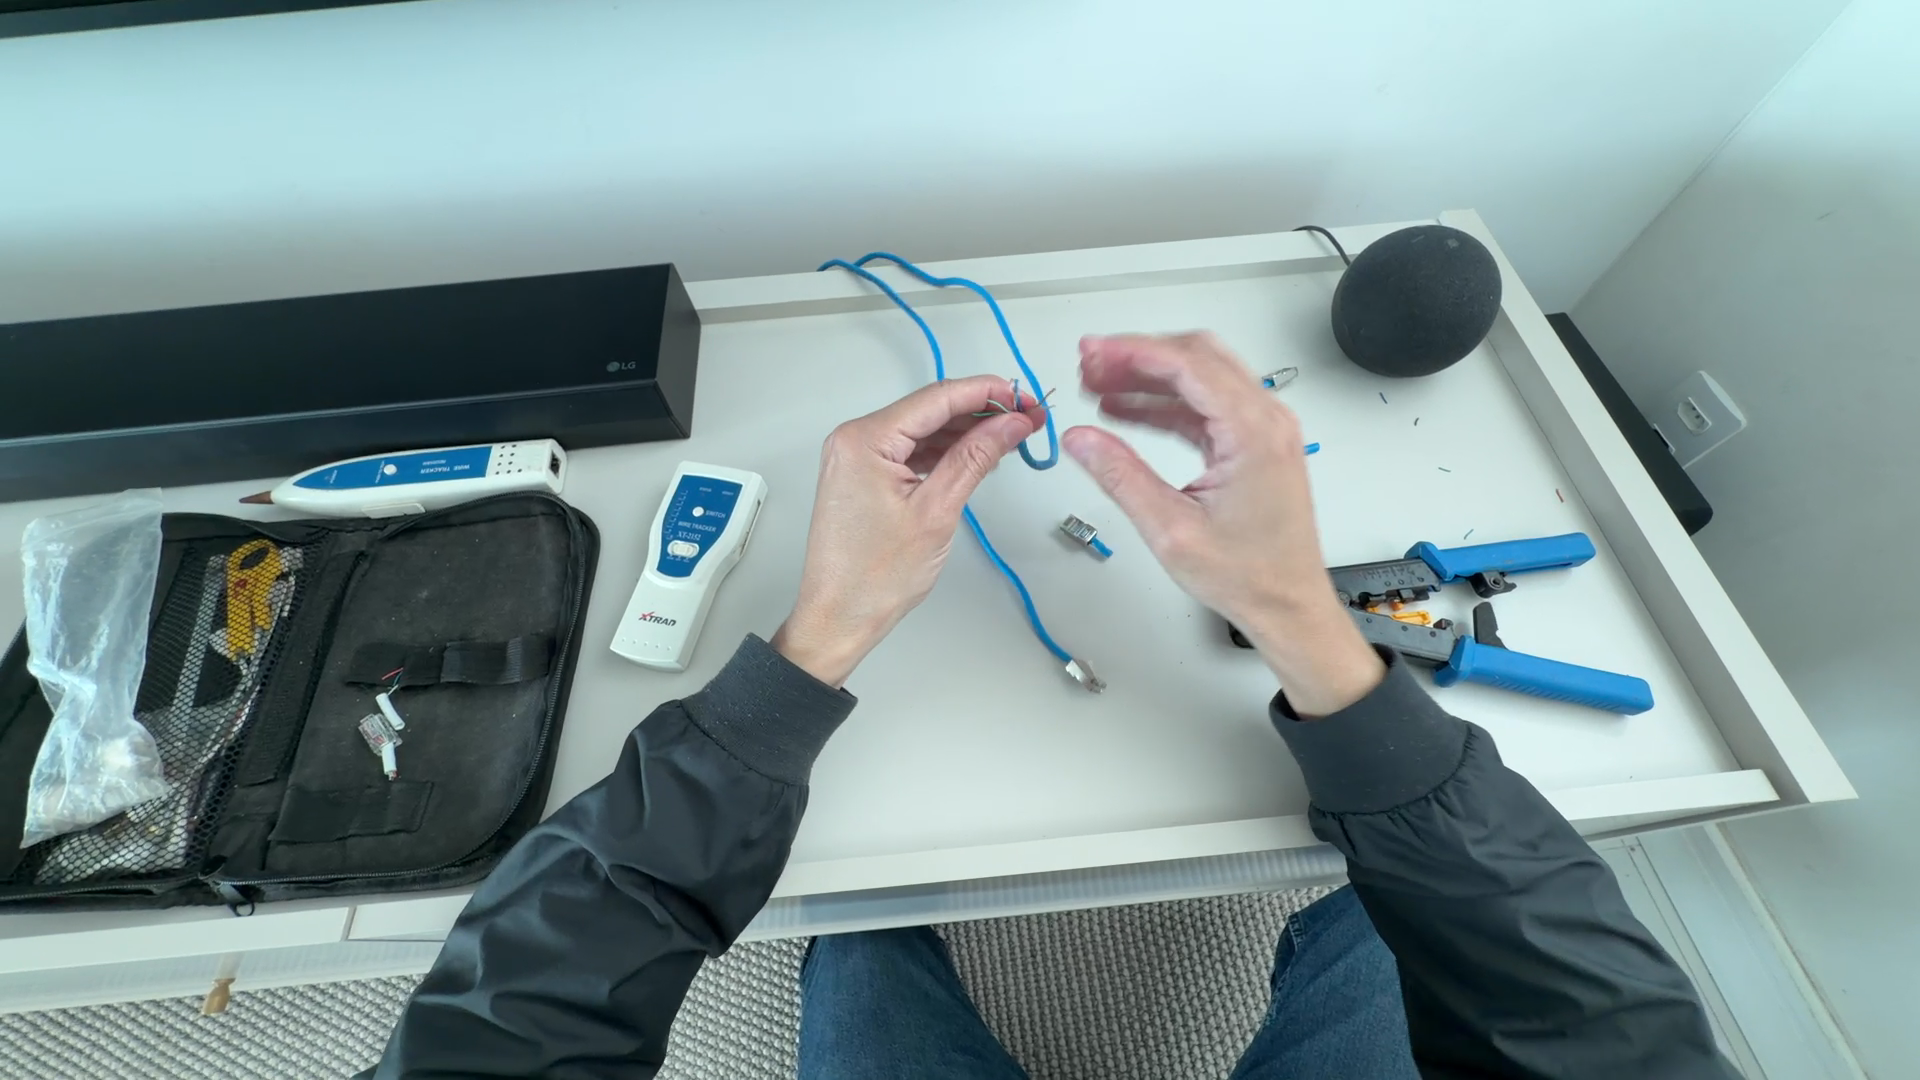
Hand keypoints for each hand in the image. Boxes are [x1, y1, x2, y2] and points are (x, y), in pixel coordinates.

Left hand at [773, 376, 1045, 686]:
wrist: (839, 617)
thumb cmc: (876, 577)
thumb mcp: (937, 511)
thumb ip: (976, 458)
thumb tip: (1011, 423)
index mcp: (865, 440)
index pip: (937, 398)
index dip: (987, 392)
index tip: (1026, 398)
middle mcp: (854, 439)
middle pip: (929, 410)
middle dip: (980, 412)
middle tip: (1027, 420)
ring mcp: (857, 458)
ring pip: (922, 430)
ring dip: (965, 433)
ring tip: (1009, 440)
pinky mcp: (863, 477)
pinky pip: (910, 452)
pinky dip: (944, 453)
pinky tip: (975, 458)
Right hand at [1062, 333, 1383, 715]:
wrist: (1287, 606)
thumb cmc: (1244, 574)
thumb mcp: (1169, 528)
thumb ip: (1120, 475)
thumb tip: (1078, 438)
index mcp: (1253, 432)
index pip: (1188, 365)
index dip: (1133, 352)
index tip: (1092, 353)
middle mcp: (1265, 420)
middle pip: (1197, 359)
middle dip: (1138, 357)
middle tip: (1090, 365)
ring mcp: (1262, 431)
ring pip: (1200, 380)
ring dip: (1148, 379)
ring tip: (1097, 386)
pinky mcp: (1252, 446)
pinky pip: (1204, 408)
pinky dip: (1165, 405)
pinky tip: (1126, 412)